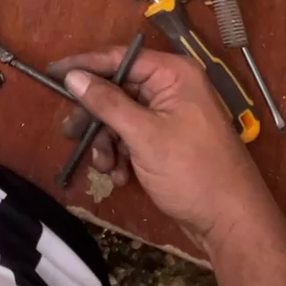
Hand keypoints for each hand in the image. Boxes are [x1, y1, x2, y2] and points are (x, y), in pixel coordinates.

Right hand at [50, 47, 266, 241]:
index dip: (84, 66)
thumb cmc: (193, 172)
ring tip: (105, 166)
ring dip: (107, 141)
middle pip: (117, 89)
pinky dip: (121, 153)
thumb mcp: (144, 135)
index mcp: (173, 74)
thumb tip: (72, 77)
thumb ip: (106, 102)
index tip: (52, 72)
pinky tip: (120, 174)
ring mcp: (170, 114)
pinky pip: (132, 134)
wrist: (233, 226)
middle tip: (71, 132)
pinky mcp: (167, 138)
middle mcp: (171, 87)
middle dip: (96, 117)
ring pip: (121, 115)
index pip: (118, 58)